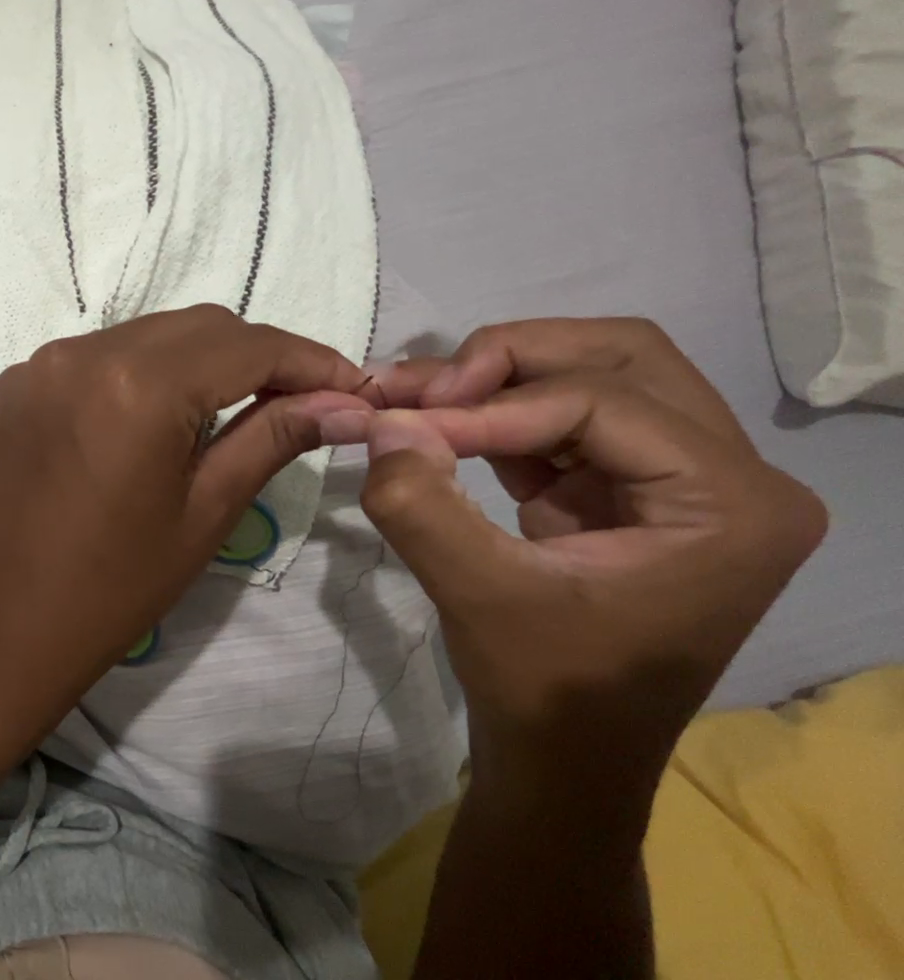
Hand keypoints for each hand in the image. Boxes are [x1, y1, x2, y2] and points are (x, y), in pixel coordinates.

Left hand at [0, 304, 373, 738]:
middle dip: (255, 357)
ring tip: (230, 412)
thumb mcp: (204, 512)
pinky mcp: (10, 392)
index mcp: (135, 383)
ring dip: (194, 362)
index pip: (247, 345)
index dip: (310, 361)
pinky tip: (151, 420)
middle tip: (297, 404)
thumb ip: (273, 438)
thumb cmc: (113, 589)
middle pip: (195, 328)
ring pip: (141, 337)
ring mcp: (35, 369)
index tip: (355, 388)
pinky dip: (135, 374)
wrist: (0, 633)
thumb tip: (348, 402)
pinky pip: (91, 360)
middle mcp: (79, 353)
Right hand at [327, 320, 826, 807]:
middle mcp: (733, 477)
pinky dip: (500, 417)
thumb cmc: (543, 688)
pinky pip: (567, 420)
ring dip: (499, 380)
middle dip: (512, 359)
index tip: (401, 424)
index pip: (603, 401)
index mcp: (731, 504)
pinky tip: (441, 431)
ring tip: (415, 400)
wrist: (563, 757)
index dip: (492, 403)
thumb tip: (383, 420)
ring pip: (594, 377)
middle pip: (623, 359)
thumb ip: (421, 503)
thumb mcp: (475, 594)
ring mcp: (685, 482)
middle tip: (423, 388)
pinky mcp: (631, 493)